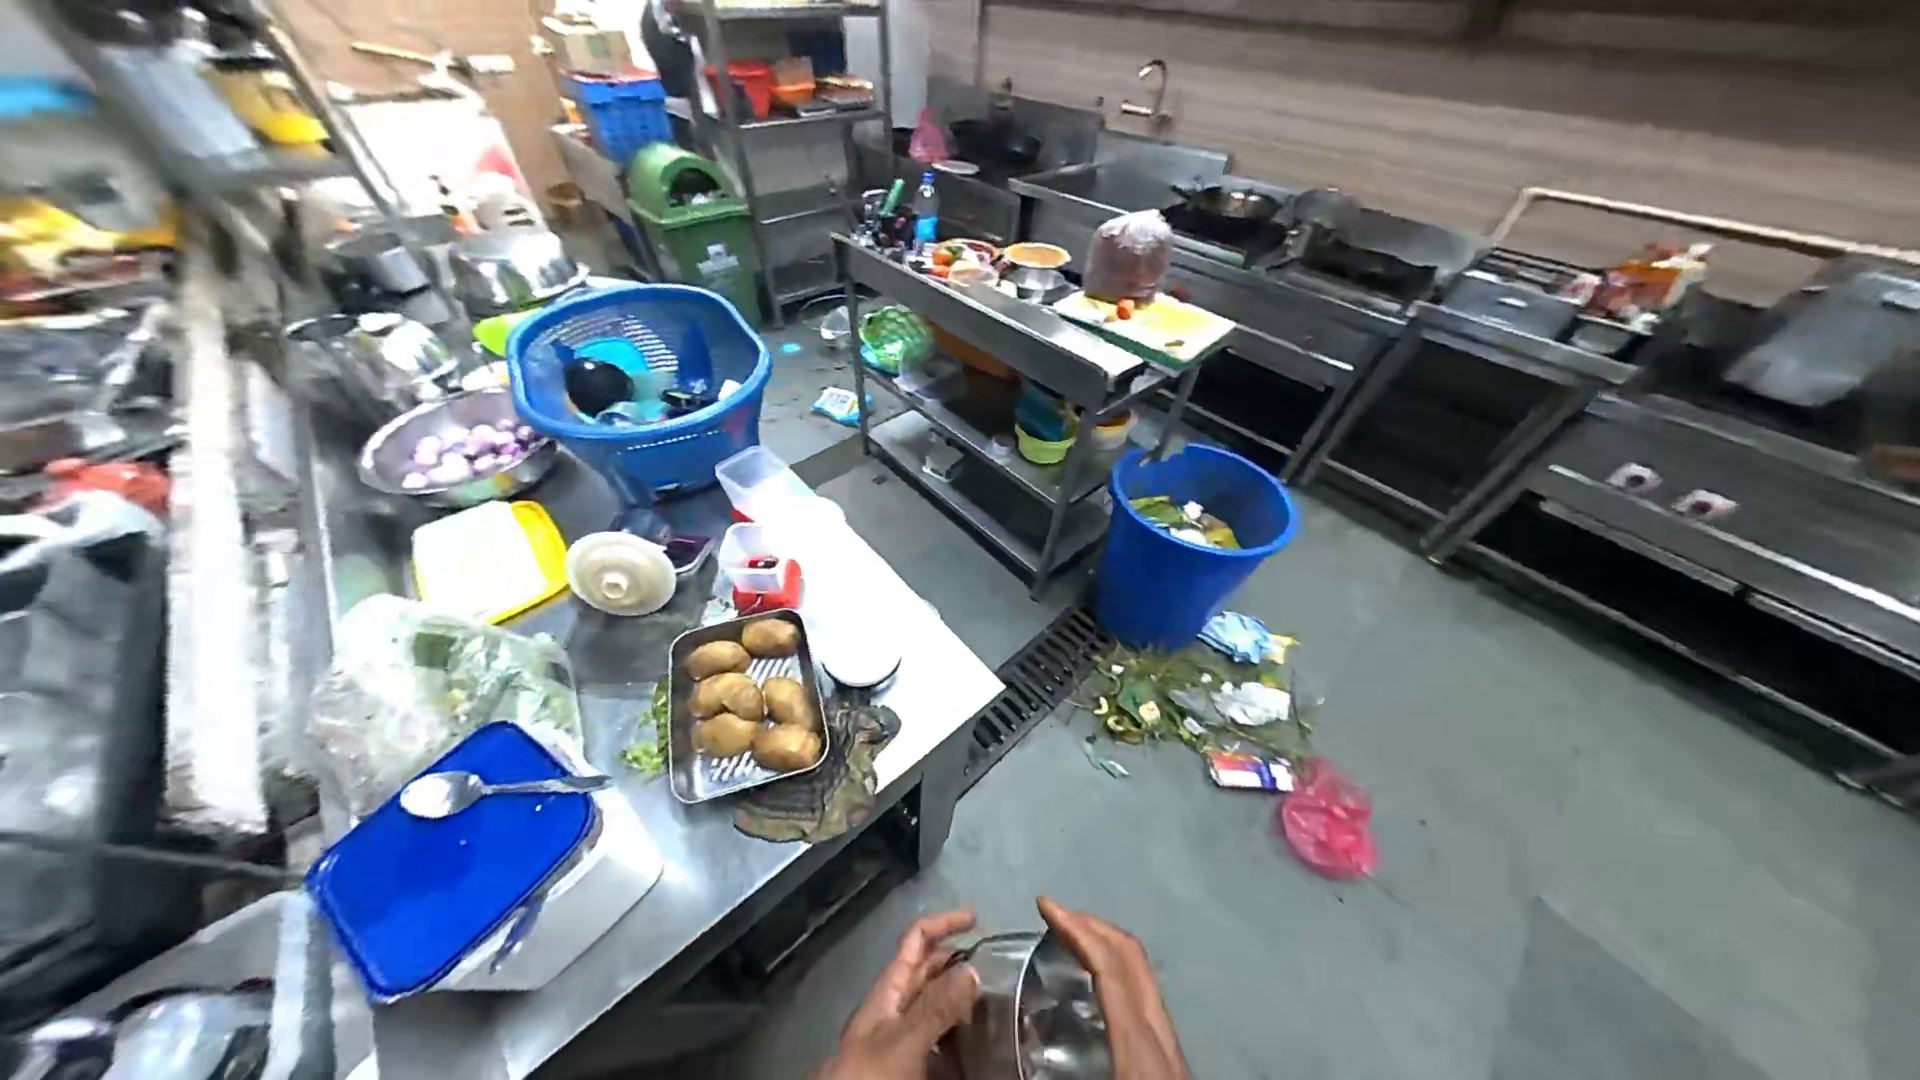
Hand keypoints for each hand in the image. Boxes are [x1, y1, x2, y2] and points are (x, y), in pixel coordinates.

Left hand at [811, 910, 980, 1079]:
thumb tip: (973, 969)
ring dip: (962, 1003)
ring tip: (995, 1007)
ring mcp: (902, 1039)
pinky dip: (959, 1040)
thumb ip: (936, 1007)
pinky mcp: (911, 1068)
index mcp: (889, 987)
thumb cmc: (867, 1076)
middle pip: (929, 970)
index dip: (944, 922)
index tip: (976, 918)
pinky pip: (940, 1045)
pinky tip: (979, 1049)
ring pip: (937, 1008)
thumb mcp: (903, 1040)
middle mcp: (896, 1007)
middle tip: (996, 967)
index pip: (917, 938)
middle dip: (959, 962)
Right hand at [1038, 897, 1191, 1079]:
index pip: (1108, 966)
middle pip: (1130, 954)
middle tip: (1054, 914)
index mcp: (1138, 1045)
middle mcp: (1158, 1032)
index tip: (1045, 905)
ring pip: (1140, 970)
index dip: (1076, 927)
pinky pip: (1141, 991)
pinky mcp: (1170, 1055)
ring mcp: (1169, 1041)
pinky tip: (1094, 986)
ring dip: (1104, 942)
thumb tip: (1001, 1067)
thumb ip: (1058, 1071)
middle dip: (1090, 923)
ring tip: (1069, 939)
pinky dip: (1114, 968)